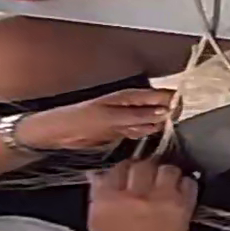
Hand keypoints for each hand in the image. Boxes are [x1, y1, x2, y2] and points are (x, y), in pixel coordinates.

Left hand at [14, 88, 173, 150]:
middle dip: (162, 119)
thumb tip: (167, 112)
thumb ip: (139, 115)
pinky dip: (140, 134)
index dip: (175, 105)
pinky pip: (145, 130)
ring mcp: (134, 115)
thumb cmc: (79, 120)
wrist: (54, 134)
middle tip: (143, 127)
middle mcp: (139, 103)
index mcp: (135, 95)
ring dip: (149, 128)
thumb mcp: (109, 117)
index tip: (171, 118)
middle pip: (166, 109)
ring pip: (157, 121)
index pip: (168, 96)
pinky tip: (125, 135)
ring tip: (129, 131)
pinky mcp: (128, 127)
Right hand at [88, 159, 196, 230]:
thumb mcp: (98, 224)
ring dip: (166, 172)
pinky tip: (178, 189)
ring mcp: (163, 194)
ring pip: (167, 168)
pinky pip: (187, 180)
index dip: (121, 169)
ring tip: (163, 181)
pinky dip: (184, 182)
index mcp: (108, 201)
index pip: (114, 171)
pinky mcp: (185, 198)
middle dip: (143, 166)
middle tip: (144, 172)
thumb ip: (98, 197)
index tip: (124, 170)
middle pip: (142, 164)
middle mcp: (136, 194)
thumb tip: (97, 176)